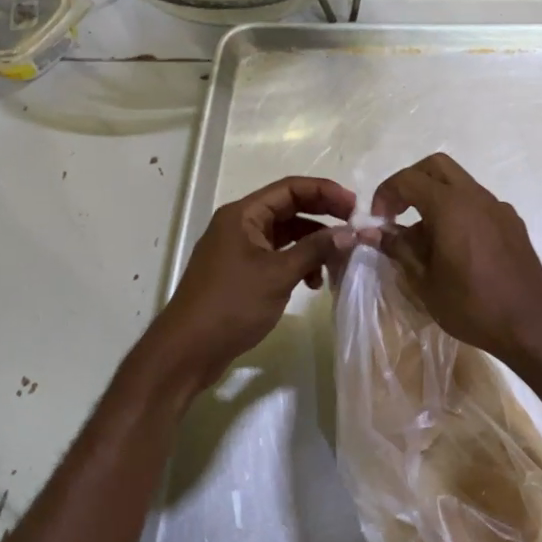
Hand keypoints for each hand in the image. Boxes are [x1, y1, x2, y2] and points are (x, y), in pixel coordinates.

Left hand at [144, 176, 354, 396]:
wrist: (186, 353)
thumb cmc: (231, 305)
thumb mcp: (278, 274)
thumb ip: (316, 249)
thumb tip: (350, 232)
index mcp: (243, 215)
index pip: (291, 188)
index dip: (326, 192)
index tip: (355, 207)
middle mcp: (240, 225)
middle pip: (290, 208)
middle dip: (324, 217)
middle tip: (354, 229)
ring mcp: (240, 250)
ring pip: (287, 234)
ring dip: (314, 244)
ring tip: (336, 262)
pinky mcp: (242, 273)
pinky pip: (279, 256)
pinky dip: (299, 263)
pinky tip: (312, 283)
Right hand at [370, 154, 541, 361]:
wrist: (528, 322)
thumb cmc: (471, 305)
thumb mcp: (425, 281)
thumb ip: (399, 249)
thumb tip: (376, 233)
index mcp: (451, 206)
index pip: (409, 179)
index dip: (386, 194)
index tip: (378, 221)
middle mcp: (477, 197)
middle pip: (437, 167)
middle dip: (411, 182)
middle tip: (397, 213)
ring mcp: (499, 208)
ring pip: (461, 184)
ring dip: (436, 198)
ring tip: (424, 240)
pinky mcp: (512, 223)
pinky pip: (479, 204)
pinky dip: (459, 212)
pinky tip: (456, 248)